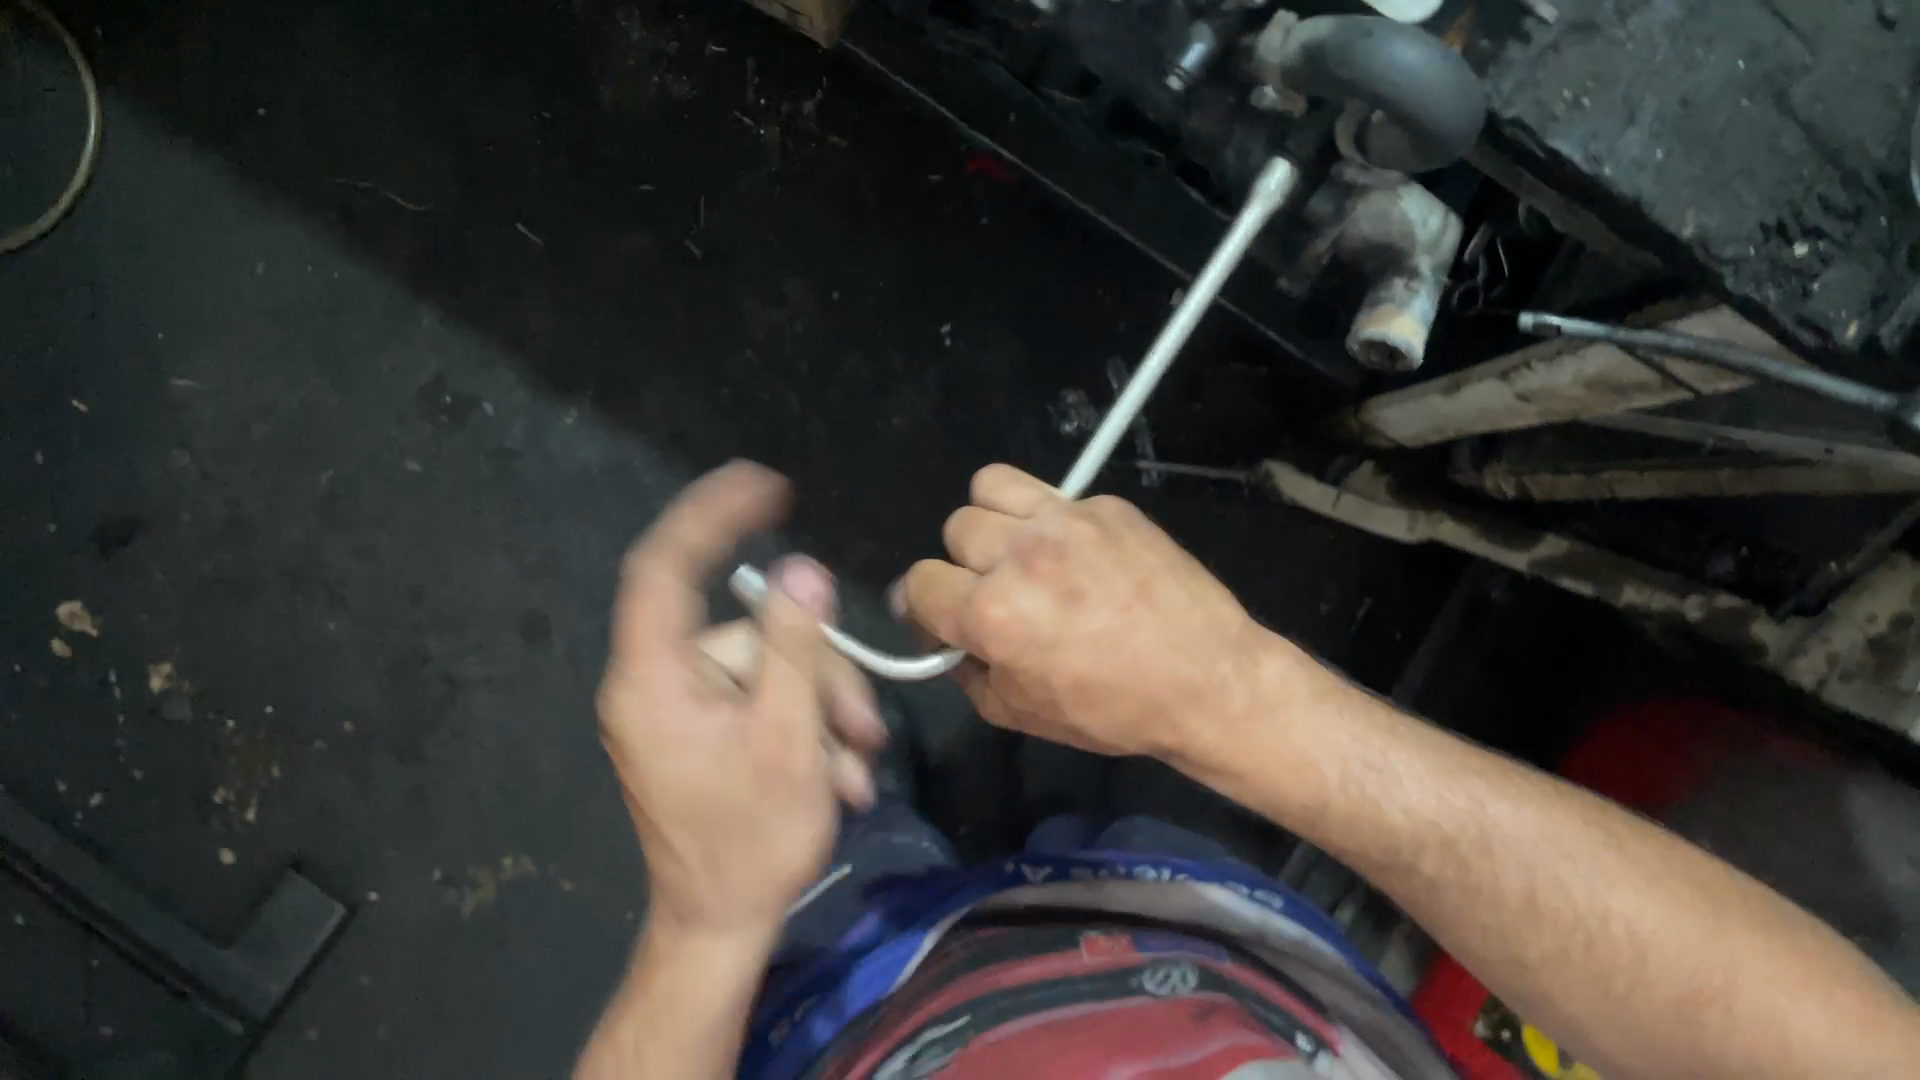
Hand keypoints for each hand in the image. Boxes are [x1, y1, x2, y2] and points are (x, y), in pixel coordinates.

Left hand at [598, 462, 886, 937]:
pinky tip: (837, 772)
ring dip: (823, 707)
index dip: (710, 514)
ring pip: (767, 667)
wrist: (721, 927)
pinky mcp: (701, 729)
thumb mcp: (787, 741)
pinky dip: (805, 724)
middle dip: (817, 670)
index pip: (664, 566)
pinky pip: (761, 698)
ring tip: (855, 766)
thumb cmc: (750, 843)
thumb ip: (794, 649)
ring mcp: (679, 708)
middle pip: (747, 633)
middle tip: (864, 727)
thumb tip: (803, 571)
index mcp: (653, 678)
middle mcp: (656, 682)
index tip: (767, 486)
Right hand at [898, 464, 1286, 763]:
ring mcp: (1065, 521)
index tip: (943, 615)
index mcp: (992, 613)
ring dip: (994, 520)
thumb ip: (965, 671)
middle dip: (964, 565)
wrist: (1208, 680)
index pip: (917, 583)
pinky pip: (1049, 495)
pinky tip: (1078, 553)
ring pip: (989, 487)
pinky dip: (1048, 520)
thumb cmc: (1113, 711)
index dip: (923, 605)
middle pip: (955, 530)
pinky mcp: (1105, 505)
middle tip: (998, 590)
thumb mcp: (1019, 713)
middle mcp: (1020, 555)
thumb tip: (943, 636)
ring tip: (1022, 550)